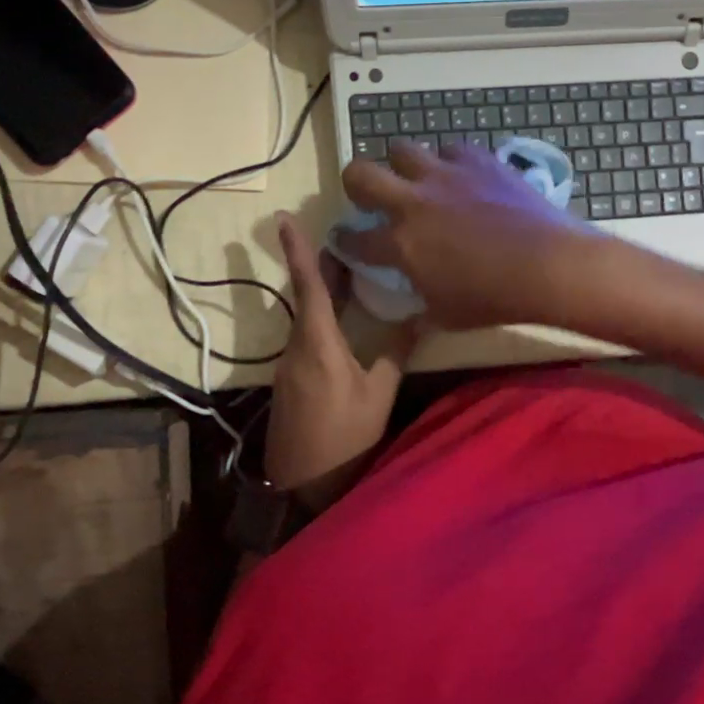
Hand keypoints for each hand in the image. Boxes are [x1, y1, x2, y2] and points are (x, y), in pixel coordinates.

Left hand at [266, 213, 417, 511]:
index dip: (299, 252)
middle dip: (323, 270)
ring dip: (324, 296)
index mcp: (317, 344)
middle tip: (347, 243)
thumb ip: (395, 354)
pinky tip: (344, 324)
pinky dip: (322, 321)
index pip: (308, 288)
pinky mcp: (289, 382)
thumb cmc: (345, 438)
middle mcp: (296, 348)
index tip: (284, 220)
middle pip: (306, 299)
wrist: (303, 484)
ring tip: (352, 276)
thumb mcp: (379, 396)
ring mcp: (288, 366)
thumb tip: (419, 318)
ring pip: (305, 319)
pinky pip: (305, 339)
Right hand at [339, 142, 605, 329]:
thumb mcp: (448, 316)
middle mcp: (413, 202)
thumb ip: (423, 310)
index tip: (345, 239)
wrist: (546, 266)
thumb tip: (414, 316)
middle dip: (357, 185)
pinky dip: (450, 161)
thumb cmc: (494, 299)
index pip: (355, 239)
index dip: (344, 240)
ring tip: (418, 180)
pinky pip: (451, 148)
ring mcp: (446, 176)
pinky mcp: (478, 160)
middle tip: (370, 196)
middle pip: (360, 174)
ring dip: (403, 165)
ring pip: (403, 149)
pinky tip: (461, 176)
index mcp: (401, 245)